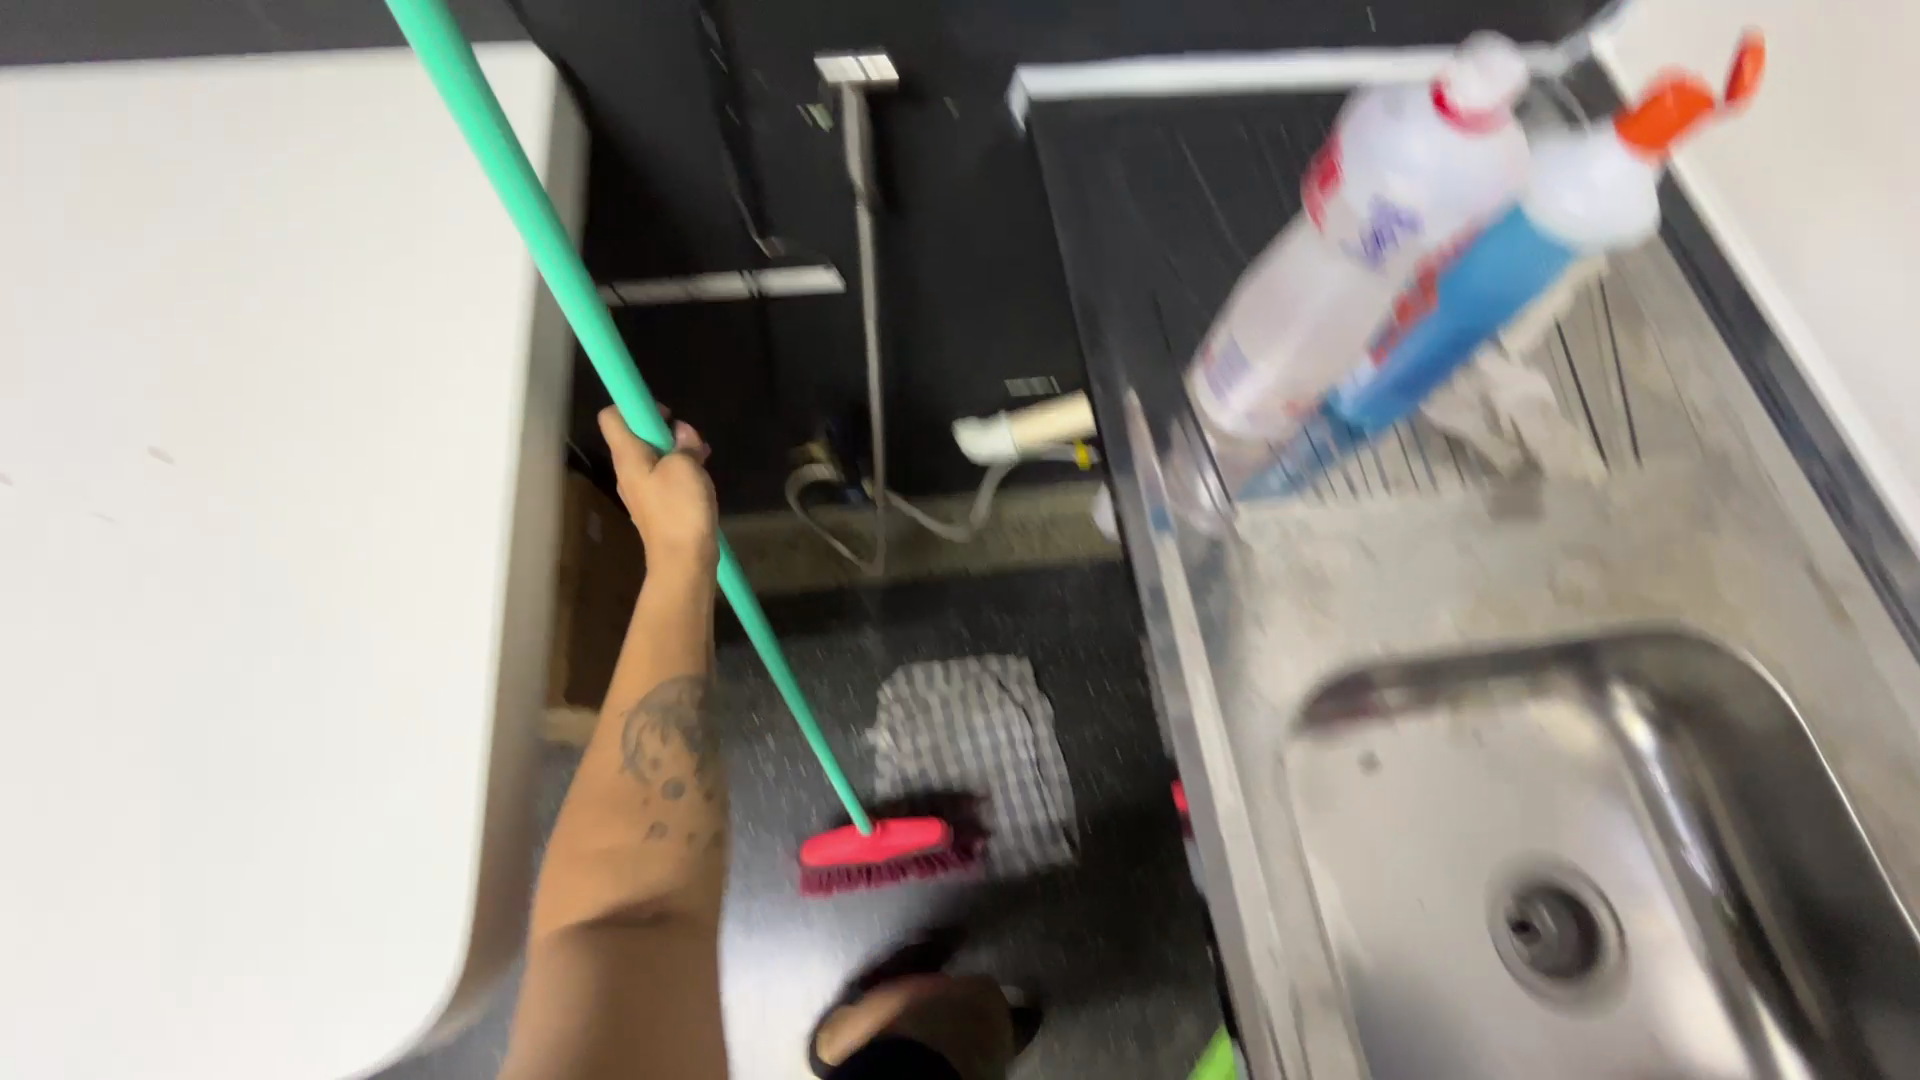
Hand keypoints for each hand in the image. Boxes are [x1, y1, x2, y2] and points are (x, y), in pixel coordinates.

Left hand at [598, 405, 717, 571]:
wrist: (683, 560)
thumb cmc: (680, 509)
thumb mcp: (686, 466)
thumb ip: (684, 444)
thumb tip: (683, 433)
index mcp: (628, 457)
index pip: (612, 417)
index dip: (634, 406)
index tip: (663, 413)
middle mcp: (628, 472)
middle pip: (636, 436)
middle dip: (664, 430)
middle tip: (689, 439)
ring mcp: (642, 491)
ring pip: (654, 457)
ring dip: (677, 452)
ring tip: (701, 458)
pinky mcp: (658, 507)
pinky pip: (665, 477)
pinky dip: (682, 471)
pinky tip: (702, 478)